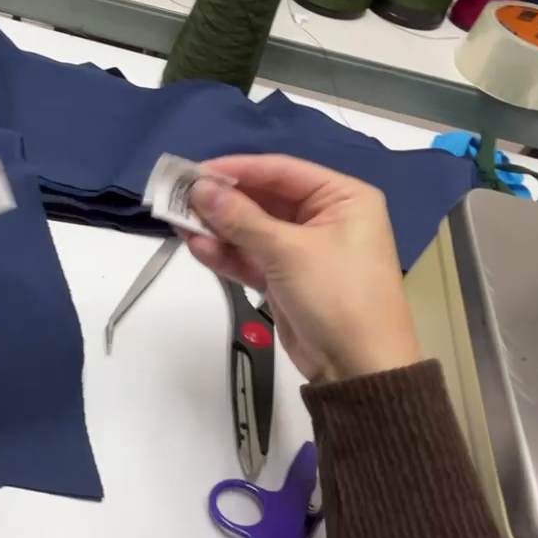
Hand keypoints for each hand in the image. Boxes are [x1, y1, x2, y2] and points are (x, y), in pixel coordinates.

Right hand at [183, 155, 422, 381]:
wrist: (359, 368)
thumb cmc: (338, 296)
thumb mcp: (288, 251)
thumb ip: (240, 219)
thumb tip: (199, 189)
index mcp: (342, 198)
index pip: (280, 171)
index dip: (236, 169)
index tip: (194, 172)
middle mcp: (324, 217)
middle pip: (262, 199)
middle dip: (222, 201)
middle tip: (178, 197)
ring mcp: (302, 250)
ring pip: (251, 229)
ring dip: (217, 227)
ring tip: (179, 222)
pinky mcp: (285, 278)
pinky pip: (250, 257)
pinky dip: (225, 254)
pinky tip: (197, 246)